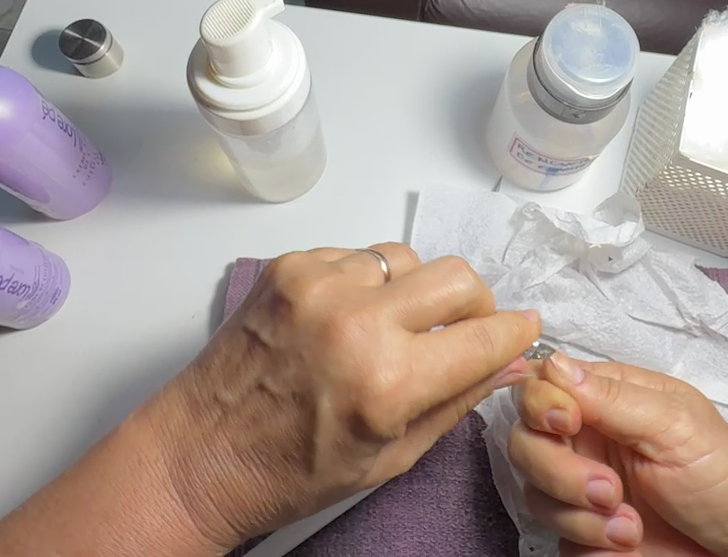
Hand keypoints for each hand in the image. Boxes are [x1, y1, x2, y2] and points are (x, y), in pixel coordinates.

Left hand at [148, 244, 541, 548]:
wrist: (202, 450)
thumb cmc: (294, 470)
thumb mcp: (391, 455)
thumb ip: (458, 399)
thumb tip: (511, 362)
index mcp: (386, 384)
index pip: (483, 338)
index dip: (515, 333)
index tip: (524, 329)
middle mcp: (356, 321)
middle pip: (456, 276)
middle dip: (475, 302)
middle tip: (465, 326)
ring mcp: (319, 284)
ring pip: (407, 258)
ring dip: (414, 290)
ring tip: (391, 324)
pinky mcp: (291, 265)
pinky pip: (358, 256)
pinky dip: (366, 283)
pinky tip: (345, 316)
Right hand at [509, 354, 727, 556]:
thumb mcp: (677, 426)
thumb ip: (614, 397)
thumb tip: (555, 363)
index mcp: (607, 397)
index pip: (543, 383)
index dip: (542, 402)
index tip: (567, 423)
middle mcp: (588, 436)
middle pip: (526, 439)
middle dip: (558, 468)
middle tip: (607, 490)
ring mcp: (583, 487)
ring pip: (534, 491)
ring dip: (577, 512)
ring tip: (629, 527)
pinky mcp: (586, 534)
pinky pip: (556, 536)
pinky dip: (586, 544)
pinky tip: (626, 545)